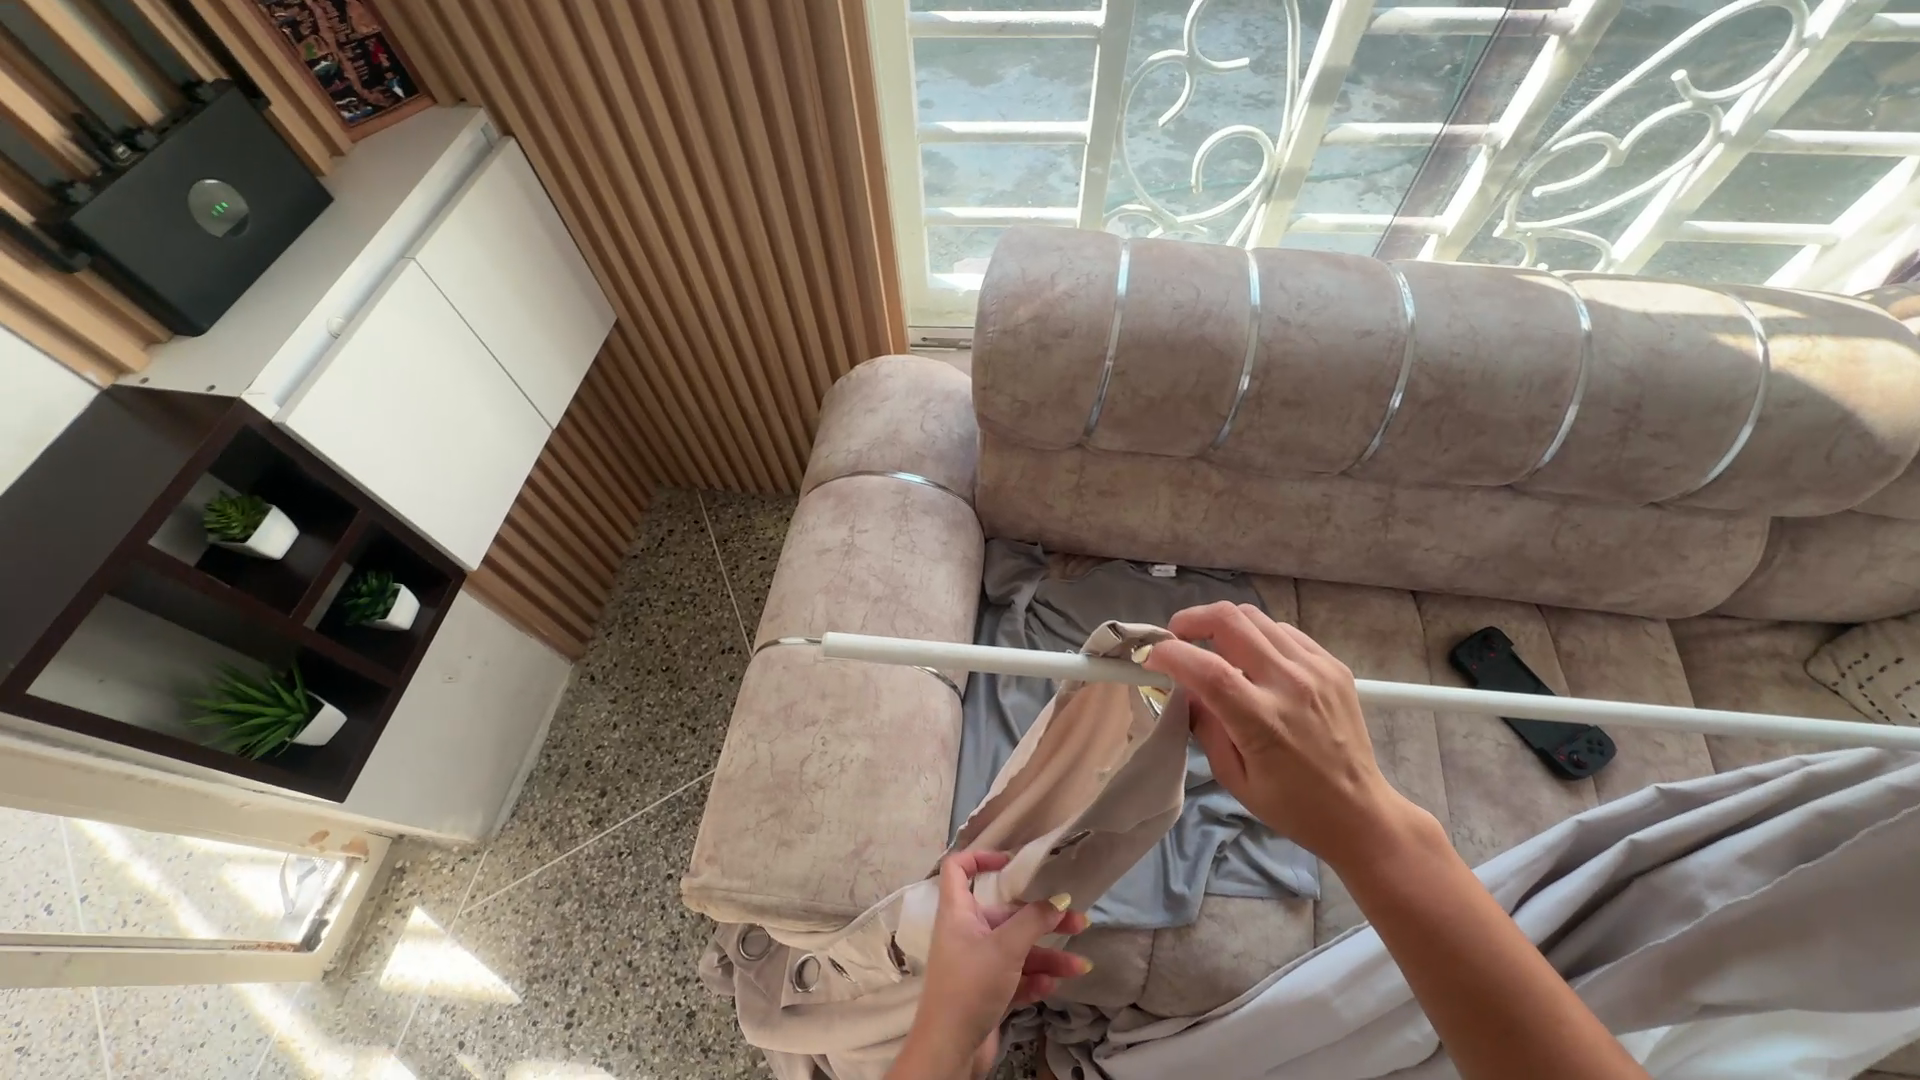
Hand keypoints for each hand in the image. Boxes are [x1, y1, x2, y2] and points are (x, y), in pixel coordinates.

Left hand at [889, 851, 1090, 1078]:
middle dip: (1042, 920)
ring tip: (1080, 967)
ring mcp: (977, 964)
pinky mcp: (987, 992)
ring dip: (1048, 957)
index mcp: (958, 912)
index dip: (981, 857)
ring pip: (1017, 950)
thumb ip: (1034, 920)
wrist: (949, 1051)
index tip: (1012, 862)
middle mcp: (966, 933)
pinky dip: (1034, 980)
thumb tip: (1058, 899)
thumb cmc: (969, 986)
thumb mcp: (1005, 947)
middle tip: (1078, 922)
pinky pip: (1015, 977)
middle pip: (1006, 915)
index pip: (958, 869)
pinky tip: (1053, 986)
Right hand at [1141, 602, 1420, 872]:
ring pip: (1254, 616)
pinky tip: (1251, 658)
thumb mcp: (1232, 776)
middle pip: (1230, 621)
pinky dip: (1255, 634)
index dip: (1169, 654)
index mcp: (1263, 721)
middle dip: (1191, 620)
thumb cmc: (1291, 805)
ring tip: (1211, 646)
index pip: (1206, 669)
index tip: (1150, 657)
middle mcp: (1291, 685)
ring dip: (1222, 625)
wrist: (1360, 812)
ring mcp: (1316, 670)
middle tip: (1177, 637)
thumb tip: (1183, 688)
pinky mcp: (1332, 665)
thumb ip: (1204, 725)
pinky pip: (1282, 630)